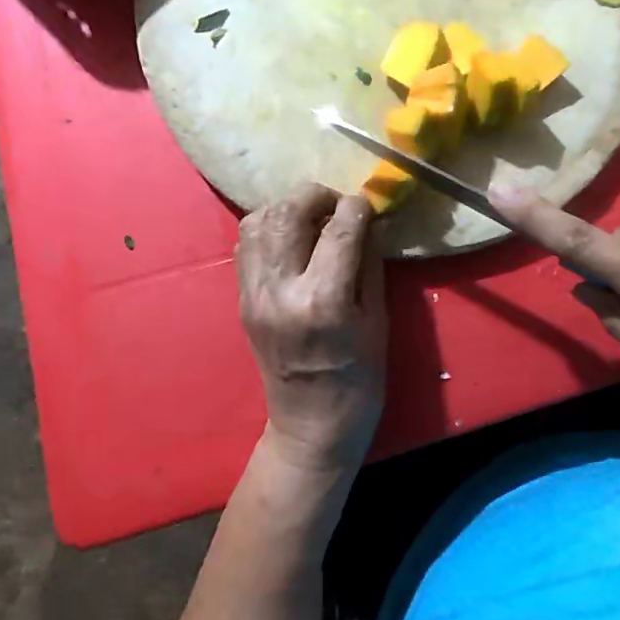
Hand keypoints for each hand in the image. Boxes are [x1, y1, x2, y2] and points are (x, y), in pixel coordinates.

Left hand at [236, 184, 387, 472]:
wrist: (311, 424)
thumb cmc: (359, 378)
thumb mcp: (378, 319)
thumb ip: (370, 262)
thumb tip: (367, 218)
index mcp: (324, 301)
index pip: (339, 229)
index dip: (358, 207)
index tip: (368, 205)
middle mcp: (280, 290)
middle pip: (288, 212)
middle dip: (317, 195)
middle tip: (337, 205)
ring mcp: (253, 293)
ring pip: (259, 221)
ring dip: (288, 207)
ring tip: (312, 217)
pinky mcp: (241, 298)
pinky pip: (246, 244)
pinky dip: (268, 228)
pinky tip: (290, 239)